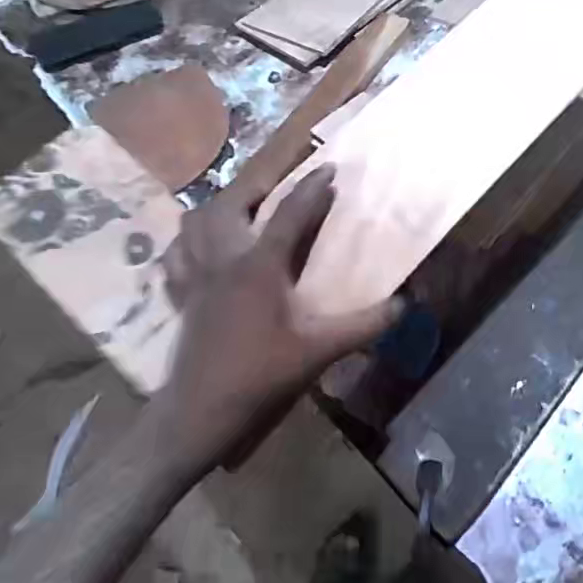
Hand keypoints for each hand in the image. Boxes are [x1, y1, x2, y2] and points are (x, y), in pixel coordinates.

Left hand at [157, 165, 402, 465]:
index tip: (330, 168)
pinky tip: (201, 244)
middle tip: (281, 176)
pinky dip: (189, 239)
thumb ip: (366, 324)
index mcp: (259, 266)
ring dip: (221, 205)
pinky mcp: (182, 297)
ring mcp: (197, 277)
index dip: (312, 188)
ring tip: (244, 203)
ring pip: (196, 223)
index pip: (289, 213)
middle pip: (231, 203)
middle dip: (257, 182)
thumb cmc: (260, 376)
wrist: (197, 414)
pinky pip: (176, 254)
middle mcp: (224, 260)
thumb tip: (406, 304)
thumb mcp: (320, 350)